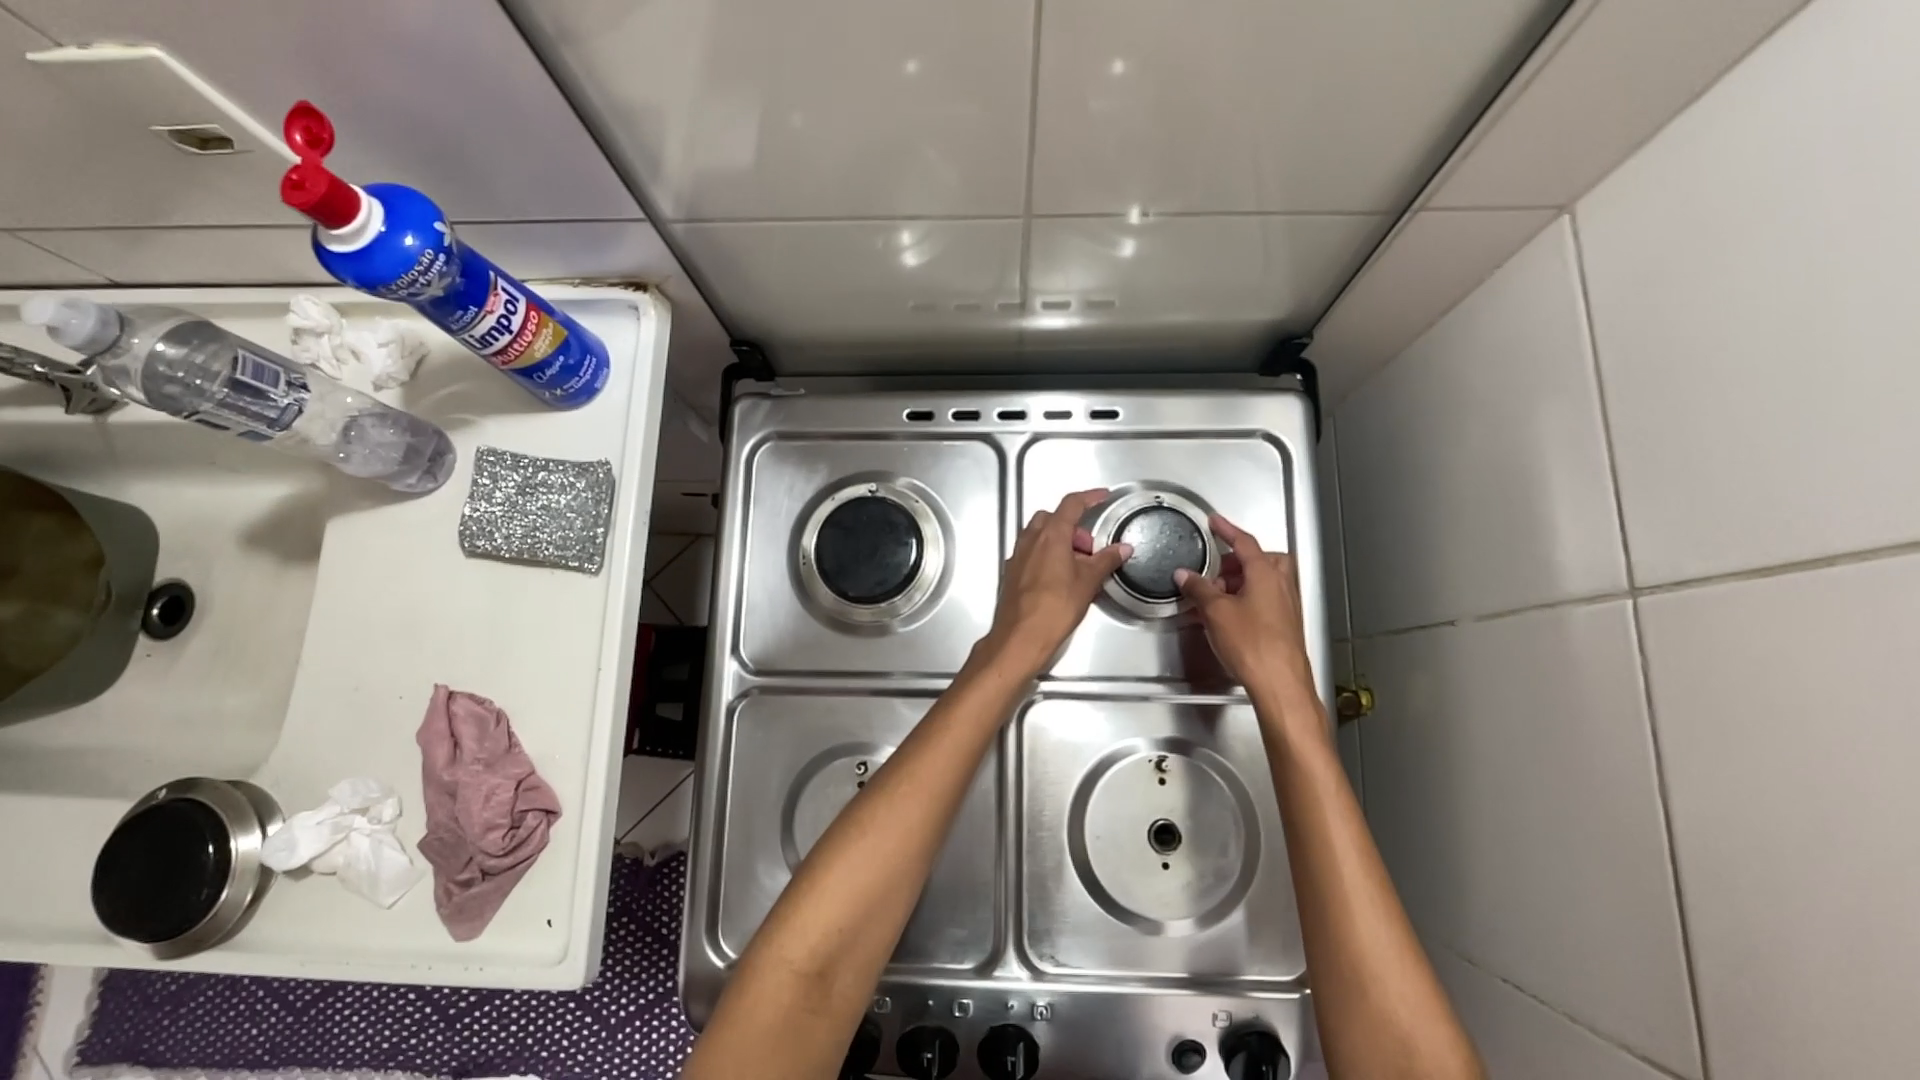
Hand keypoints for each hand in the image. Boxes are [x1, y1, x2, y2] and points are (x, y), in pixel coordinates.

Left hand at [981, 488, 1131, 677]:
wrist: (1020, 637)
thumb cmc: (1055, 607)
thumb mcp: (1088, 582)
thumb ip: (1106, 560)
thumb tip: (1122, 548)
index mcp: (1050, 534)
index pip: (1071, 504)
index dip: (1089, 498)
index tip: (1103, 496)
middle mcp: (1030, 540)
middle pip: (1053, 519)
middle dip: (1074, 527)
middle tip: (1090, 549)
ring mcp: (1017, 556)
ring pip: (1039, 536)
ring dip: (1060, 542)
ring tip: (1078, 566)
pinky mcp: (1011, 573)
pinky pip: (1031, 554)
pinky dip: (1047, 556)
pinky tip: (1060, 578)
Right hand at [1176, 515, 1317, 705]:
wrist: (1280, 683)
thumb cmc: (1254, 645)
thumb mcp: (1215, 612)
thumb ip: (1198, 589)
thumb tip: (1186, 575)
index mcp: (1266, 573)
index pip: (1245, 542)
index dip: (1227, 530)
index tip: (1215, 522)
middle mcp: (1281, 585)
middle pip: (1260, 560)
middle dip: (1235, 561)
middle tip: (1214, 568)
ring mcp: (1286, 605)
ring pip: (1262, 582)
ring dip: (1239, 583)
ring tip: (1215, 596)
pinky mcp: (1286, 624)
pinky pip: (1264, 601)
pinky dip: (1245, 600)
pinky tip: (1228, 617)